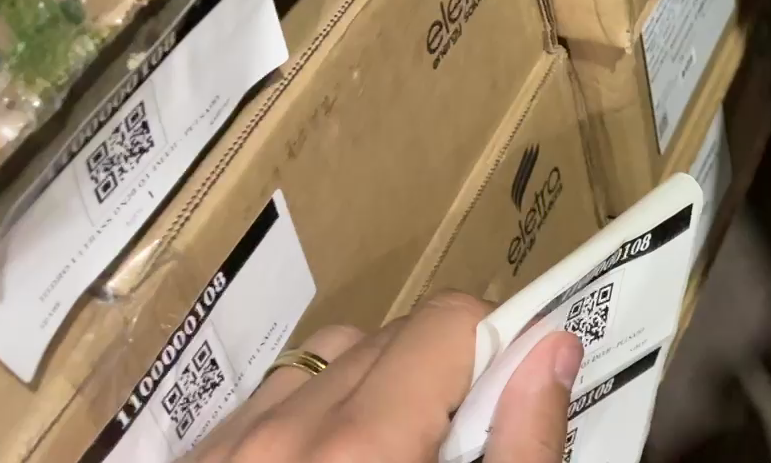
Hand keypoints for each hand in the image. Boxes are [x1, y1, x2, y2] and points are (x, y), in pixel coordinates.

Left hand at [187, 293, 583, 462]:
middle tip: (456, 439)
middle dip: (440, 369)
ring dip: (368, 385)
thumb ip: (526, 445)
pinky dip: (301, 416)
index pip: (450, 320)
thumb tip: (555, 344)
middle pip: (390, 334)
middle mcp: (277, 441)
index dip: (495, 344)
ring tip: (383, 454)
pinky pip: (256, 405)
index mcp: (361, 453)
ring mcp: (215, 459)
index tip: (508, 394)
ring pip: (320, 361)